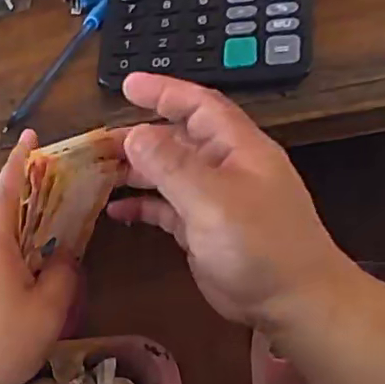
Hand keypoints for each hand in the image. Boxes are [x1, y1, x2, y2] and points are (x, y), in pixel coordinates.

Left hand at [0, 130, 78, 383]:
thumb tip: (64, 256)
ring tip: (61, 262)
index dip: (18, 164)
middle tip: (70, 211)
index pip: (6, 195)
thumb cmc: (3, 343)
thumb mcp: (48, 309)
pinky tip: (35, 295)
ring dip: (31, 251)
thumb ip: (63, 274)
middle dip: (37, 214)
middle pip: (9, 226)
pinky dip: (18, 273)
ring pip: (4, 255)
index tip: (28, 138)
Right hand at [106, 73, 362, 327]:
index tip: (127, 84)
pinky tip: (115, 210)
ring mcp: (212, 200)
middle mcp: (223, 168)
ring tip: (97, 174)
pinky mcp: (200, 229)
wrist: (289, 299)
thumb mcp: (213, 201)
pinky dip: (141, 206)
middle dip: (137, 137)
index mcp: (236, 149)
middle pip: (176, 140)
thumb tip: (135, 134)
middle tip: (96, 142)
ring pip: (166, 174)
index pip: (198, 106)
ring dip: (134, 172)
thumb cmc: (259, 245)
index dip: (164, 92)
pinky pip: (164, 208)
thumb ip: (172, 166)